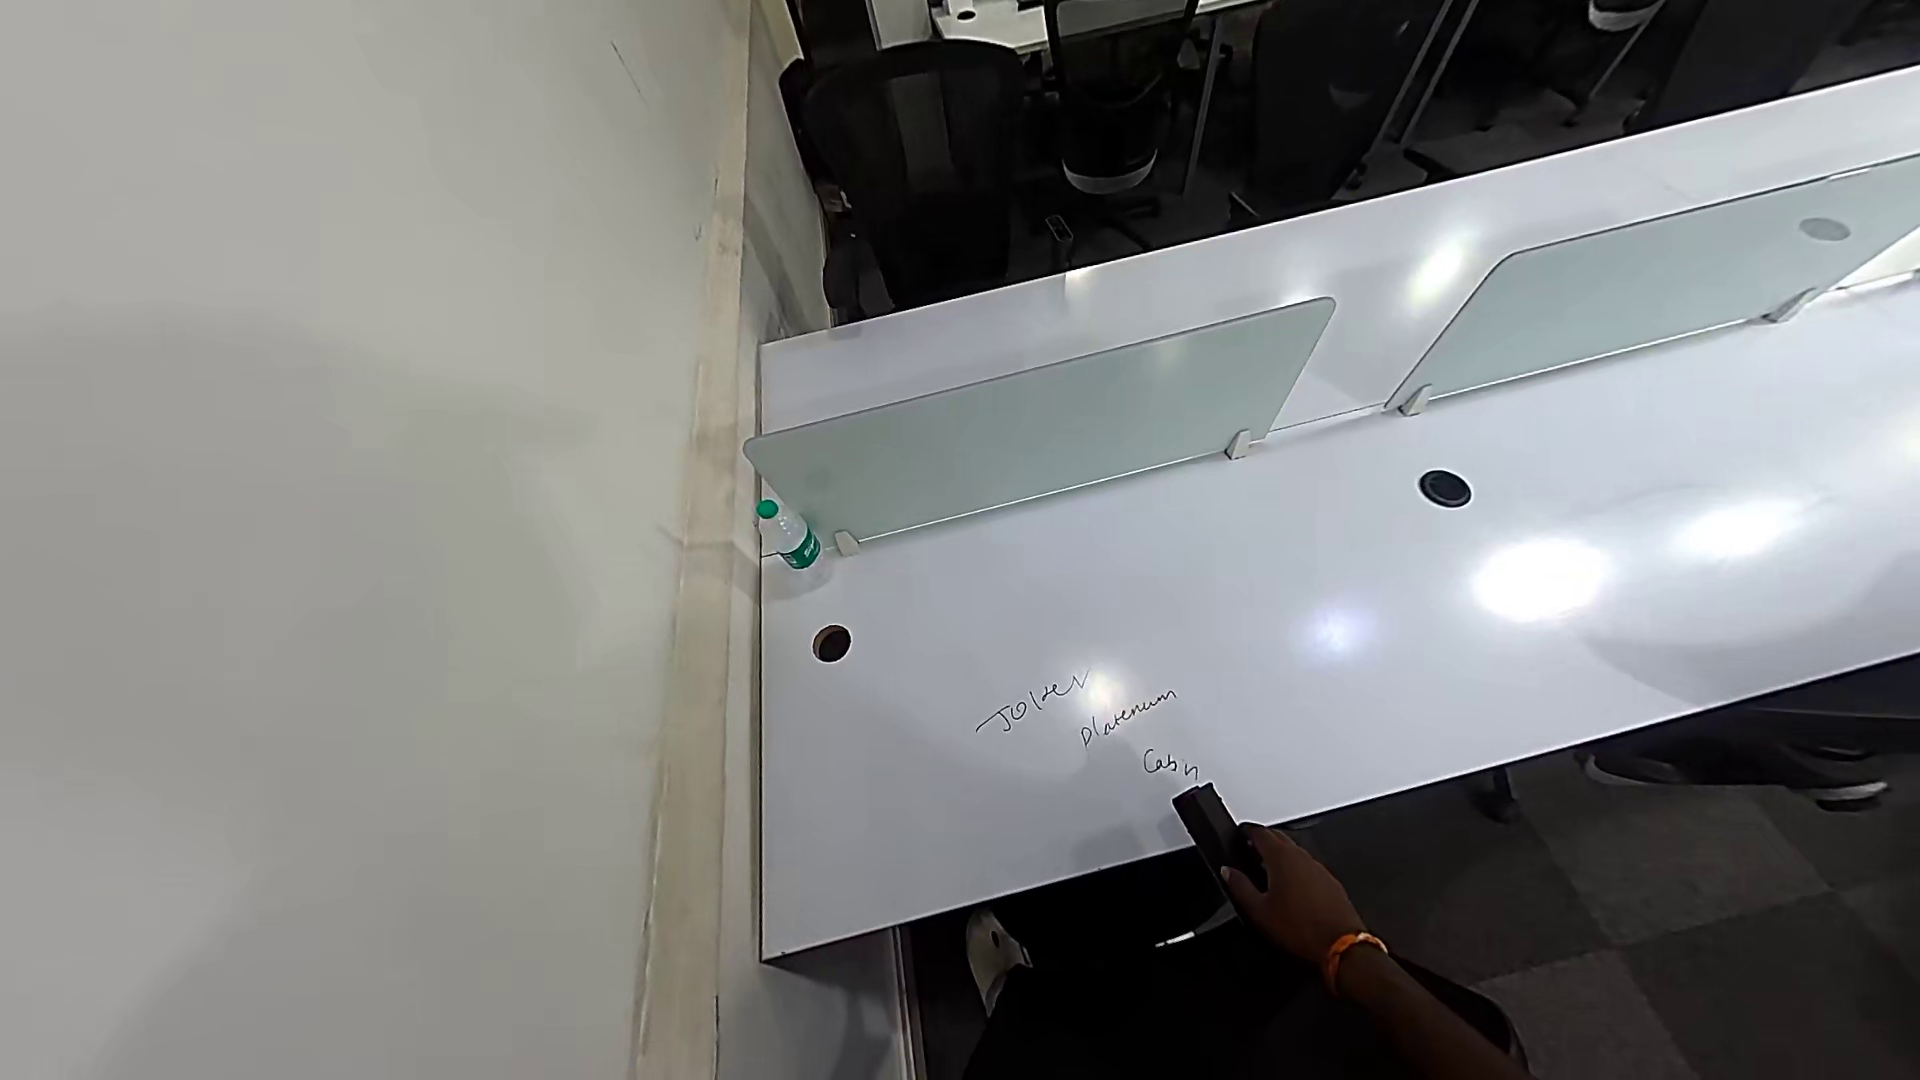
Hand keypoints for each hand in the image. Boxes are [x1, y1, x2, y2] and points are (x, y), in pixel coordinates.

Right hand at [1221, 825, 1365, 964]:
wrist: (1344, 950)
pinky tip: (1293, 887)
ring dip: (1281, 854)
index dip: (1247, 831)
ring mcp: (1320, 870)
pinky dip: (1297, 869)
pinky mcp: (1332, 884)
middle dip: (1263, 839)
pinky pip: (1310, 867)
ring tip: (1269, 869)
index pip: (1260, 832)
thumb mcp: (1258, 911)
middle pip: (1279, 837)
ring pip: (1296, 852)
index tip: (1241, 834)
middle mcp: (1301, 858)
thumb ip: (1239, 886)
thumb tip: (1228, 872)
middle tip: (1251, 848)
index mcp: (1281, 857)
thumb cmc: (1302, 930)